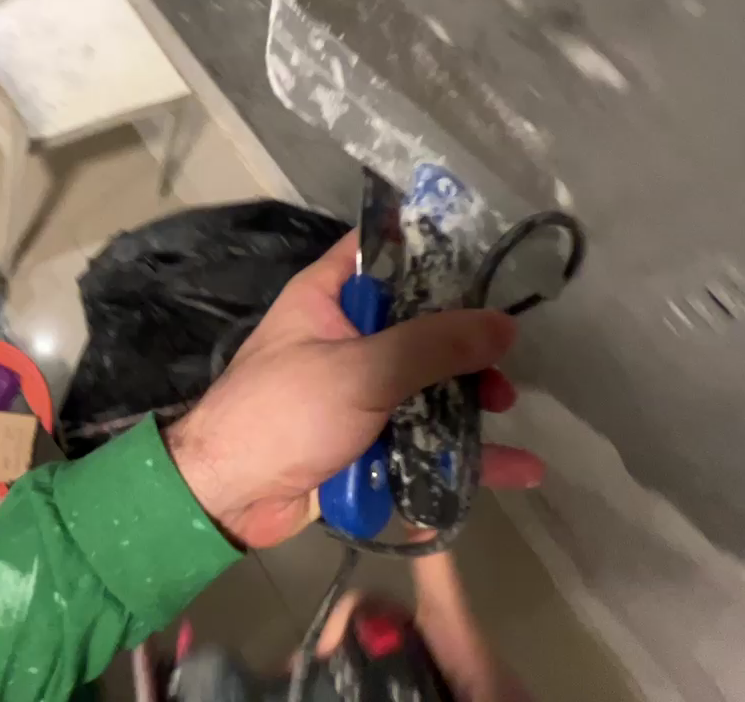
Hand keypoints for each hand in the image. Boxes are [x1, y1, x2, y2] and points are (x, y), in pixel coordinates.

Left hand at [164, 231, 543, 547]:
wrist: (228, 495)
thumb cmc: (284, 413)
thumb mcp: (361, 370)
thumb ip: (431, 345)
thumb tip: (503, 324)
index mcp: (325, 296)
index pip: (377, 250)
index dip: (425, 248)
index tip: (483, 258)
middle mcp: (341, 335)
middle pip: (414, 322)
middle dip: (461, 340)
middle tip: (498, 359)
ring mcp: (353, 388)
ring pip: (423, 381)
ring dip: (466, 395)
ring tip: (503, 407)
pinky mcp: (364, 438)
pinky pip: (420, 435)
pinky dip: (460, 451)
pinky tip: (516, 467)